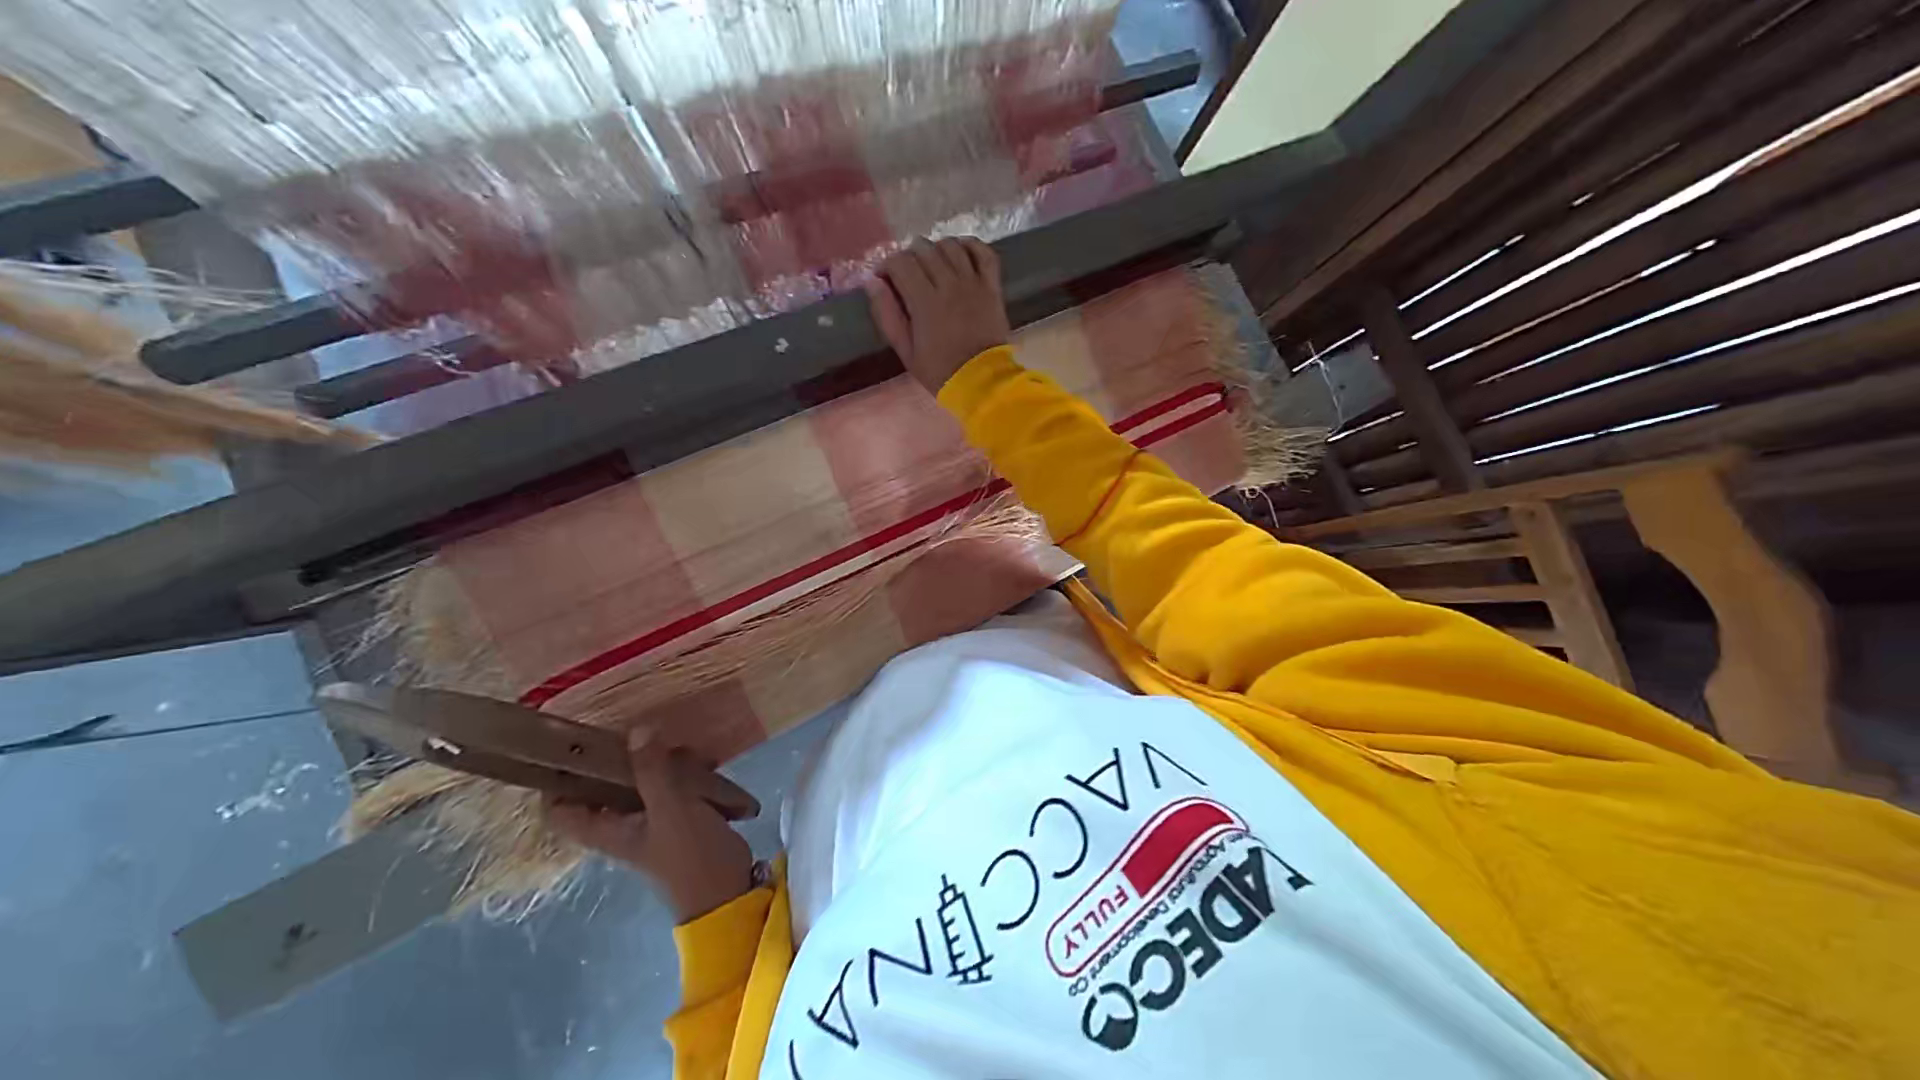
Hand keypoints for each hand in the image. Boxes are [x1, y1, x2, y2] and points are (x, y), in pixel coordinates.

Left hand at [548, 730, 756, 923]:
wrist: (728, 891)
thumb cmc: (690, 855)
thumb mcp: (671, 808)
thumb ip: (653, 770)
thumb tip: (637, 729)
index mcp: (606, 829)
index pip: (559, 809)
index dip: (557, 780)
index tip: (573, 747)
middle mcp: (622, 825)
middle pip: (607, 785)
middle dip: (628, 758)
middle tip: (647, 737)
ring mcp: (652, 823)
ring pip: (645, 782)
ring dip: (666, 764)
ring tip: (692, 754)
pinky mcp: (680, 821)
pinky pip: (674, 788)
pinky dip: (687, 775)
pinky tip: (709, 765)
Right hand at [865, 237, 1010, 394]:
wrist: (982, 382)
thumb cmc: (941, 372)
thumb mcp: (906, 351)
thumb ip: (887, 315)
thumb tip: (873, 282)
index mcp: (925, 301)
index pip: (901, 263)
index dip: (887, 265)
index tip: (884, 279)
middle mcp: (949, 284)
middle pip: (924, 248)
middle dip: (909, 256)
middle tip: (907, 274)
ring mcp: (973, 283)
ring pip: (951, 245)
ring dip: (936, 249)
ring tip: (932, 265)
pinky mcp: (992, 286)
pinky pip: (984, 253)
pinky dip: (970, 246)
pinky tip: (960, 253)